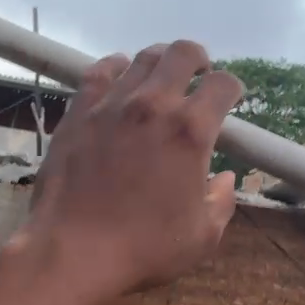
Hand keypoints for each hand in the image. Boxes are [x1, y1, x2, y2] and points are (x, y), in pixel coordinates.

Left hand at [18, 42, 244, 304]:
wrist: (73, 250)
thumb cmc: (144, 248)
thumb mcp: (202, 236)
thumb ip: (222, 202)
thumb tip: (226, 179)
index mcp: (191, 131)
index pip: (222, 84)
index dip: (232, 88)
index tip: (229, 99)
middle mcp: (154, 105)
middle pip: (183, 53)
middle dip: (198, 60)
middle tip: (197, 78)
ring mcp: (113, 104)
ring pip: (143, 58)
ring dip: (160, 62)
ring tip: (161, 79)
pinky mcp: (79, 111)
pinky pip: (100, 70)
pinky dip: (116, 66)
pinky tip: (120, 76)